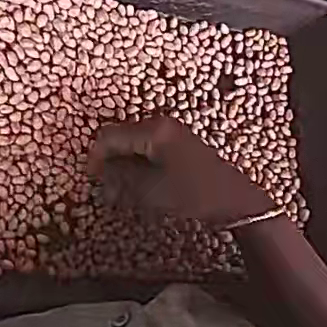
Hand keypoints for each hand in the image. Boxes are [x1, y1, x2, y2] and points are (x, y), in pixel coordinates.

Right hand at [87, 116, 275, 226]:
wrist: (235, 202)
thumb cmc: (194, 194)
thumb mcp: (151, 190)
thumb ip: (121, 179)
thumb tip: (100, 174)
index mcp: (153, 130)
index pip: (109, 136)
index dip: (95, 158)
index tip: (91, 179)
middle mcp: (162, 125)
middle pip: (122, 138)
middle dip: (110, 162)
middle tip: (105, 187)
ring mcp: (173, 134)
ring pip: (135, 145)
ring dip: (125, 165)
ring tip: (121, 191)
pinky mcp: (181, 145)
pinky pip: (150, 150)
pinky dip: (140, 165)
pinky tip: (141, 185)